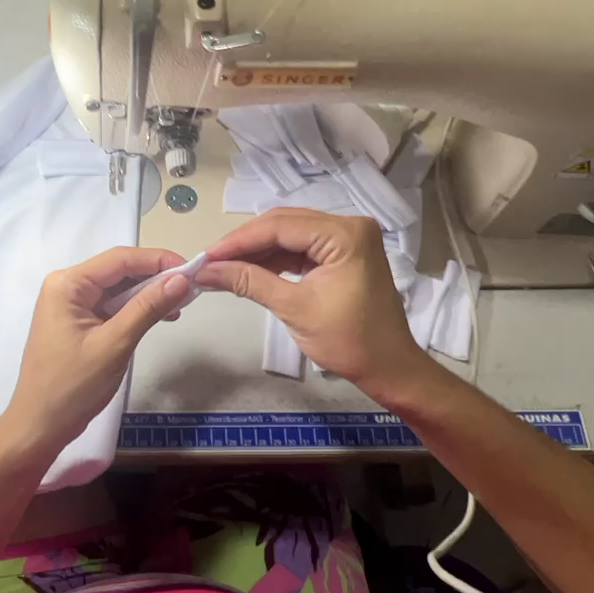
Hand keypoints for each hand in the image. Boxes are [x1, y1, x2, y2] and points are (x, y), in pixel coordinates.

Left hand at [0, 246, 193, 460]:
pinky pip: (111, 307)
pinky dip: (136, 310)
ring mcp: (71, 305)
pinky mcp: (78, 323)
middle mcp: (67, 286)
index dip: (158, 260)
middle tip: (192, 288)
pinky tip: (160, 316)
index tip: (192, 269)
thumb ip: (147, 307)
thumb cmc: (73, 386)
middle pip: (119, 271)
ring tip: (181, 304)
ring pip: (118, 289)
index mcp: (68, 284)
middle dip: (155, 278)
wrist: (40, 426)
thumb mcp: (115, 344)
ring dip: (148, 295)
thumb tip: (182, 279)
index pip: (120, 259)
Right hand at [196, 208, 435, 397]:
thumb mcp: (294, 308)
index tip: (206, 256)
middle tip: (210, 261)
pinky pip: (301, 248)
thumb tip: (205, 271)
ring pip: (290, 235)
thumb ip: (249, 281)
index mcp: (345, 234)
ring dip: (258, 251)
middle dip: (246, 243)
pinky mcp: (342, 254)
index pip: (280, 226)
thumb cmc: (348, 341)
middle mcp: (349, 226)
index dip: (239, 240)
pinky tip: (249, 269)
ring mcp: (347, 239)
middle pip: (284, 224)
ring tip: (224, 267)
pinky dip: (275, 259)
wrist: (388, 368)